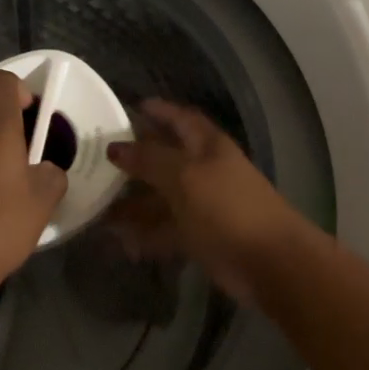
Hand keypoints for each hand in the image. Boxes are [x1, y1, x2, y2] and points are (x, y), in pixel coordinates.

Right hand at [104, 99, 316, 304]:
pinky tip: (120, 241)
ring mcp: (205, 206)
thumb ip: (150, 159)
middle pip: (168, 158)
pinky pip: (167, 231)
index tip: (129, 108)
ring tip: (98, 206)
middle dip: (137, 159)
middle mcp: (206, 170)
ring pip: (164, 198)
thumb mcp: (185, 176)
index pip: (181, 118)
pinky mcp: (202, 238)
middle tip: (99, 160)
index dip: (159, 111)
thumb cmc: (228, 208)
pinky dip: (145, 235)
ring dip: (135, 202)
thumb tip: (116, 147)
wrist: (269, 262)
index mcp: (208, 146)